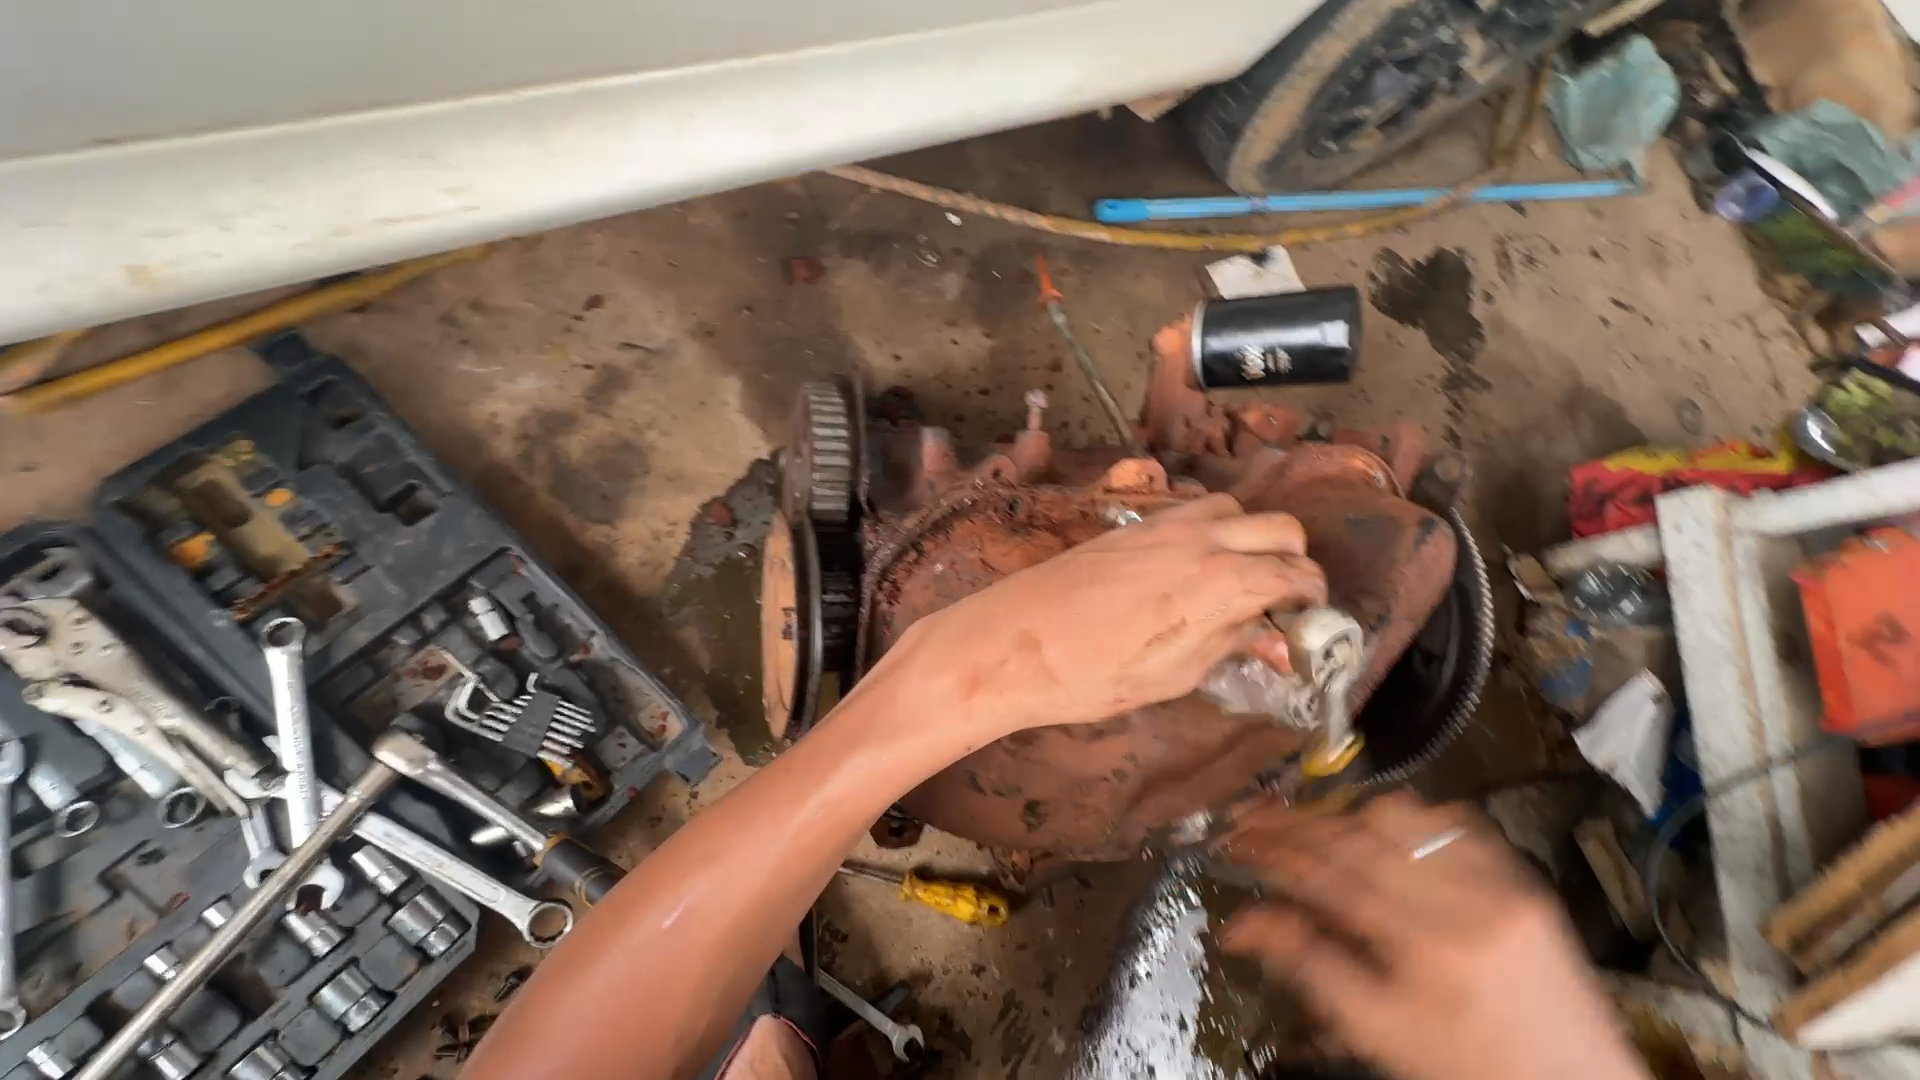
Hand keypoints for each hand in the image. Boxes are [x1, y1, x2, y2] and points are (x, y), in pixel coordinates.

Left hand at [882, 493, 1326, 737]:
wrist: (1010, 641)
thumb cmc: (1091, 675)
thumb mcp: (1172, 675)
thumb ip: (1229, 645)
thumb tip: (1275, 641)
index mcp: (1221, 581)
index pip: (1295, 573)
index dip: (1310, 597)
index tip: (1303, 619)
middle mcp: (1200, 539)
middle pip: (1278, 526)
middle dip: (1293, 557)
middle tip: (1278, 597)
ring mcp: (1162, 525)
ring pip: (1232, 507)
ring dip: (1249, 535)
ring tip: (1234, 578)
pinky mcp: (1131, 525)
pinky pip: (1189, 510)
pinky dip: (1209, 528)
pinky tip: (1190, 566)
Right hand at [1218, 795, 1650, 1079]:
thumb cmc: (1470, 1069)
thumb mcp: (1381, 1032)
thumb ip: (1309, 967)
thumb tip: (1240, 924)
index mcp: (1428, 946)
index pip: (1327, 874)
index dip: (1273, 849)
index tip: (1236, 837)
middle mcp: (1465, 900)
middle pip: (1358, 836)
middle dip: (1296, 822)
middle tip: (1254, 817)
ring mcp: (1501, 883)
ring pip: (1403, 815)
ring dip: (1347, 813)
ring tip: (1312, 823)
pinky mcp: (1524, 880)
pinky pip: (1454, 824)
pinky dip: (1407, 817)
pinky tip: (1382, 827)